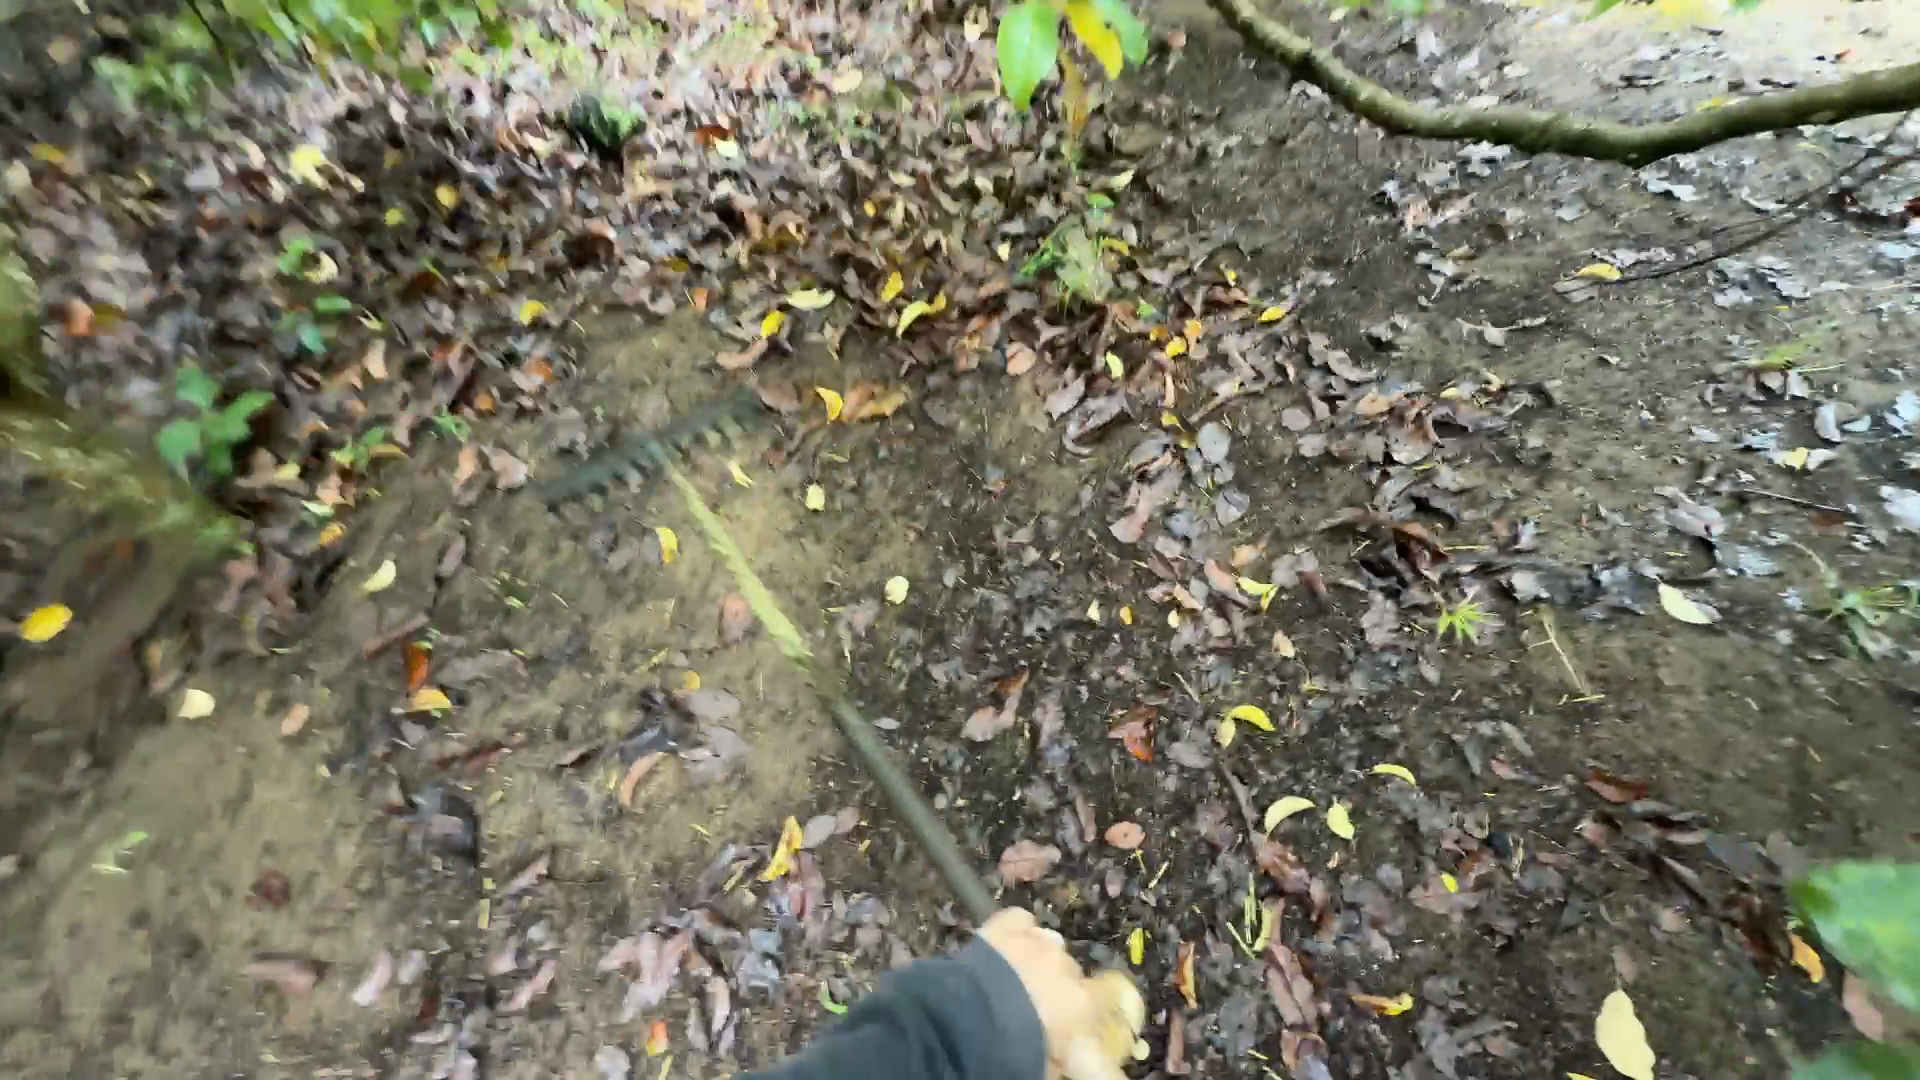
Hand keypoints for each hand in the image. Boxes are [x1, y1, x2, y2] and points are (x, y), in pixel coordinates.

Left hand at [977, 909, 1143, 1079]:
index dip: (1087, 1006)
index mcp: (1081, 1003)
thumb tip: (1060, 1053)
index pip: (1102, 999)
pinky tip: (1007, 944)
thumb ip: (1062, 1054)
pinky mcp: (1010, 922)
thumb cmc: (1013, 1051)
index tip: (1073, 1017)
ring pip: (1048, 944)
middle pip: (1069, 972)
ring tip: (1016, 975)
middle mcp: (1065, 966)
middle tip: (1036, 1004)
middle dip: (1057, 985)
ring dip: (1038, 957)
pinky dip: (1017, 930)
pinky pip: (1022, 921)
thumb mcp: (1045, 1065)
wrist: (969, 1020)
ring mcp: (1038, 939)